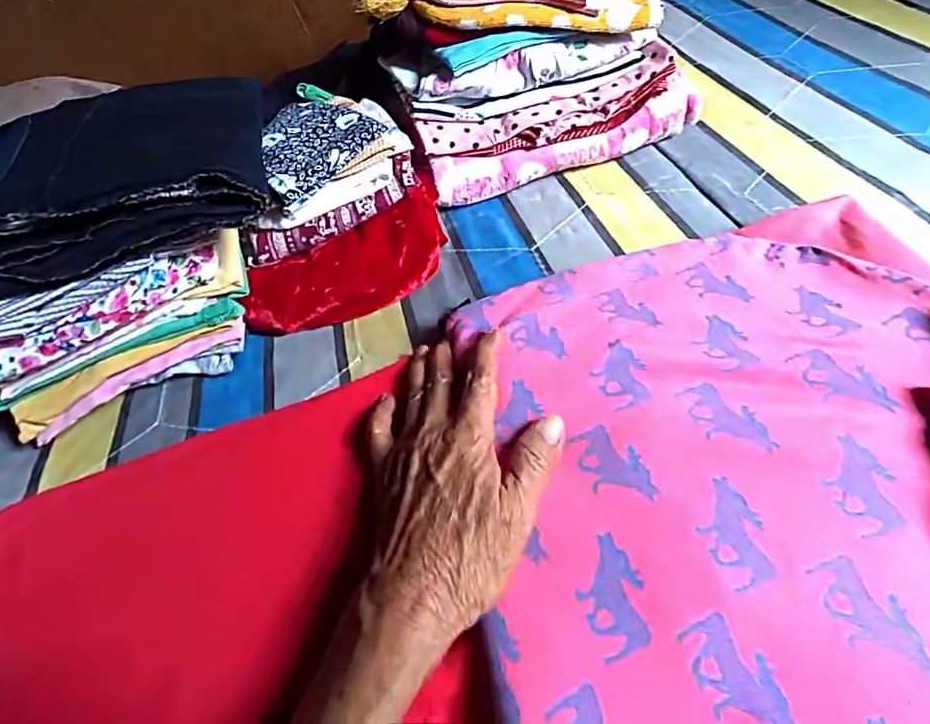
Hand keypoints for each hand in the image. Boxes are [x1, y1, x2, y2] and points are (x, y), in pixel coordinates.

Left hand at [361, 332, 564, 643]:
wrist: (409, 595)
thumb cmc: (470, 558)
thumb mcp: (516, 516)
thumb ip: (532, 463)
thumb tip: (551, 419)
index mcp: (469, 439)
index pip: (479, 384)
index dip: (486, 355)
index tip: (491, 333)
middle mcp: (433, 434)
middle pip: (440, 383)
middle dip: (448, 356)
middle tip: (452, 336)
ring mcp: (402, 451)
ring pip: (410, 398)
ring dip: (418, 371)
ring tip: (423, 352)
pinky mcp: (380, 472)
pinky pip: (378, 430)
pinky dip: (382, 410)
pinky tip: (384, 400)